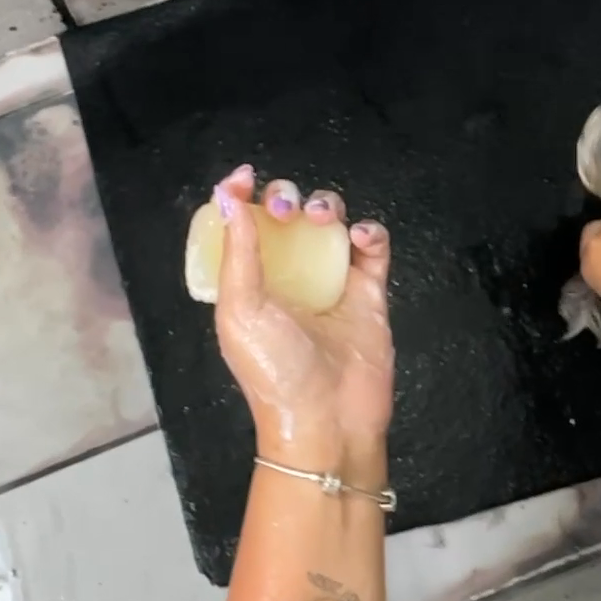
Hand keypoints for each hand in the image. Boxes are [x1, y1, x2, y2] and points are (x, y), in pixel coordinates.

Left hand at [212, 165, 393, 471]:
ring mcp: (330, 283)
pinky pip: (372, 249)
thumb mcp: (240, 311)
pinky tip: (361, 238)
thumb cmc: (274, 370)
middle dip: (286, 197)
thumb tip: (227, 198)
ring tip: (321, 217)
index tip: (245, 178)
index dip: (241, 197)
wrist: (328, 421)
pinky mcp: (368, 293)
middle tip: (286, 208)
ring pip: (331, 223)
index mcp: (249, 282)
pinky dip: (370, 233)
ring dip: (326, 206)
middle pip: (288, 216)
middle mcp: (288, 277)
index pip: (243, 226)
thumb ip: (236, 252)